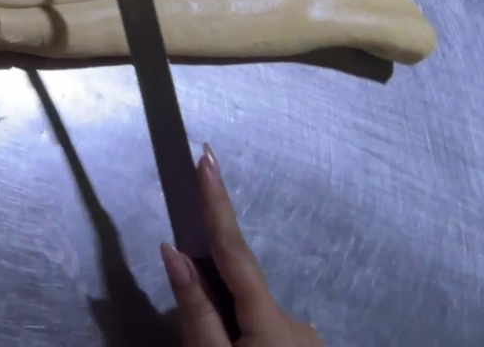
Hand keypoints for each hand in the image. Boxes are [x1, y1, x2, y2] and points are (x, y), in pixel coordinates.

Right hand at [161, 147, 322, 346]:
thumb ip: (195, 312)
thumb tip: (173, 250)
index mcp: (270, 324)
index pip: (234, 248)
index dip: (218, 200)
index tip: (207, 155)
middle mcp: (298, 327)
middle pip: (240, 289)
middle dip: (211, 293)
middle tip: (198, 335)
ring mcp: (311, 346)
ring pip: (255, 317)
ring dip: (231, 326)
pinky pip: (270, 338)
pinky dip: (248, 342)